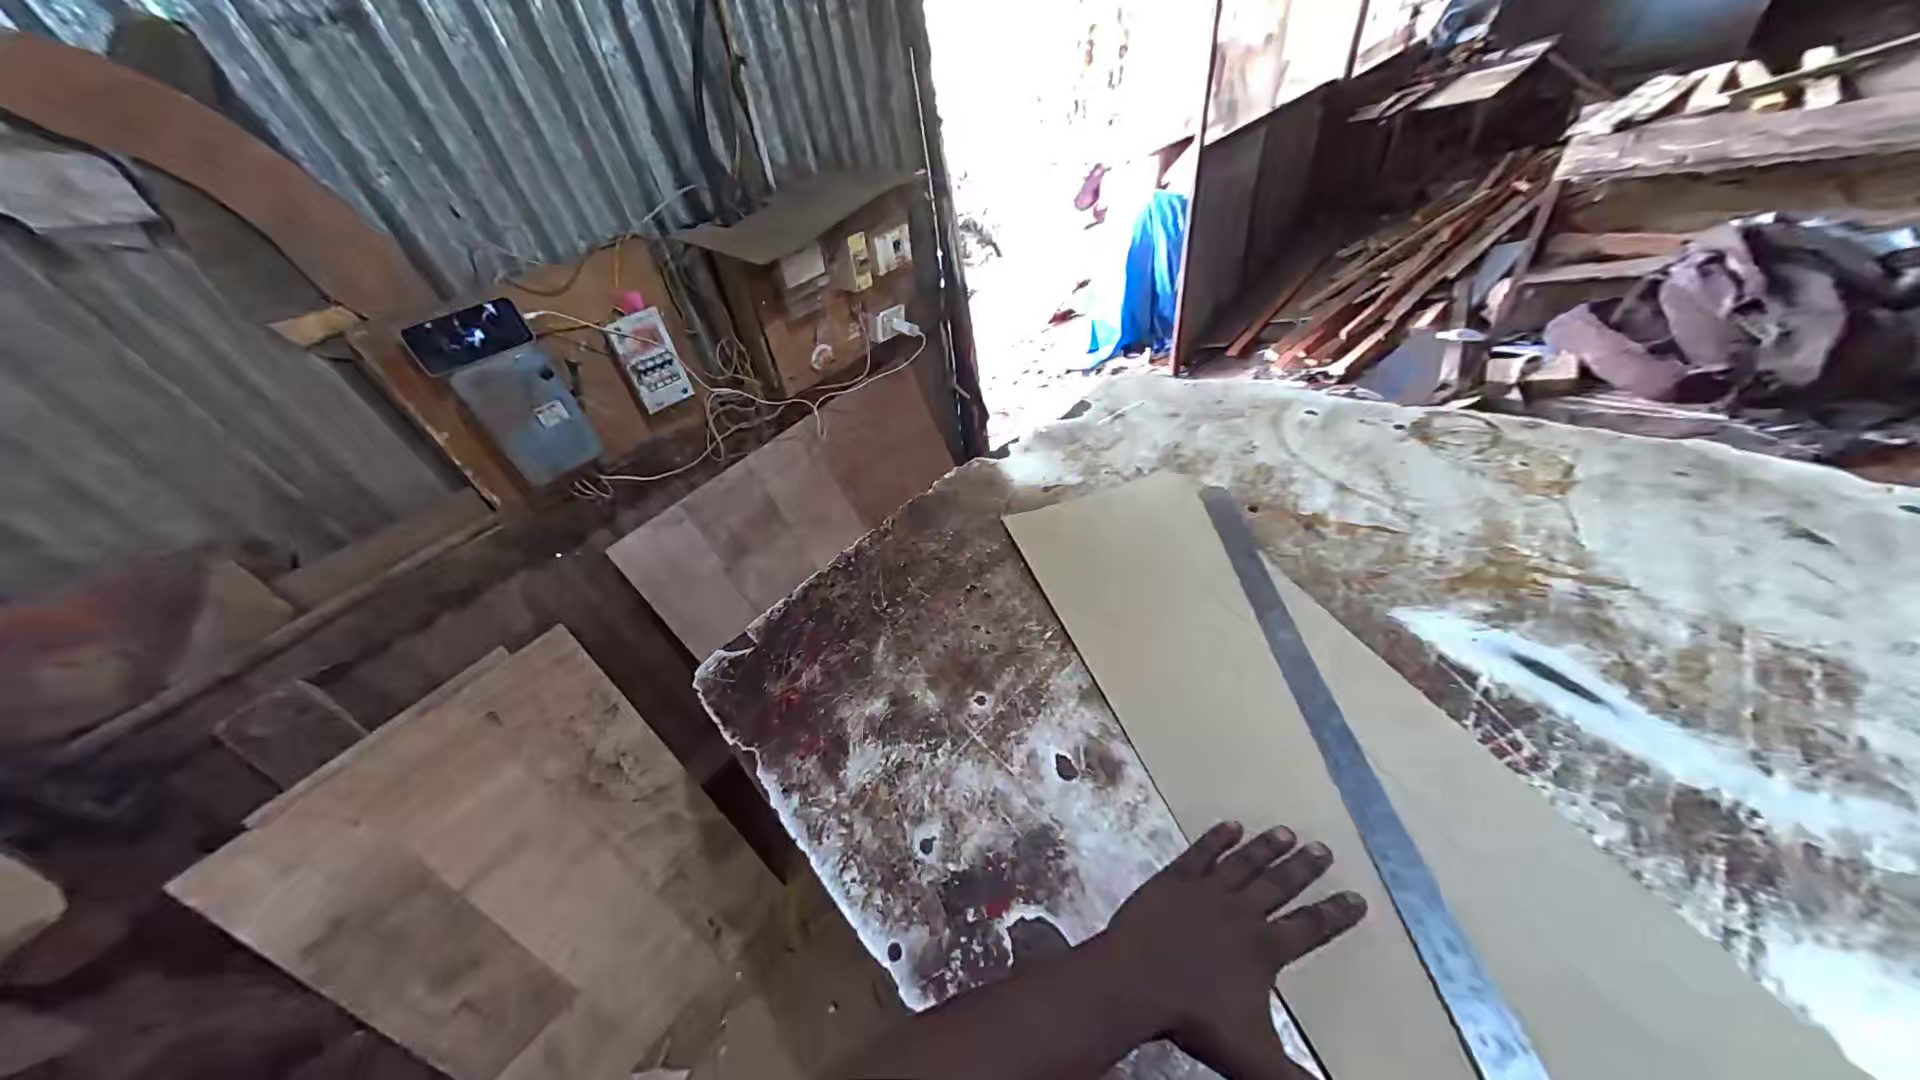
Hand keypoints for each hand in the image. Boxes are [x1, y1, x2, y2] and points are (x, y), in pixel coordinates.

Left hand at [1088, 821, 1366, 1078]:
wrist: (1136, 981)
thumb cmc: (1195, 1017)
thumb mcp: (1255, 1060)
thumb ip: (1297, 1079)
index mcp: (1263, 949)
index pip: (1310, 928)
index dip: (1335, 914)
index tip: (1357, 897)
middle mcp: (1239, 911)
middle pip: (1279, 885)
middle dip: (1304, 868)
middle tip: (1324, 848)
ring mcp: (1205, 890)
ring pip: (1243, 863)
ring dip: (1266, 847)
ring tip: (1286, 832)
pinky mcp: (1174, 878)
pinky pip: (1200, 853)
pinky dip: (1216, 838)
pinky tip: (1230, 825)